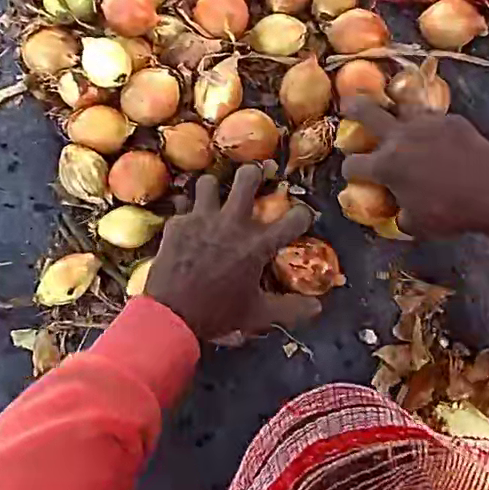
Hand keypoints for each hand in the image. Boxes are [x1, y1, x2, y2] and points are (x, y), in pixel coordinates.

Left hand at [144, 164, 321, 343]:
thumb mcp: (258, 314)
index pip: (295, 218)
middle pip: (248, 177)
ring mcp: (203, 219)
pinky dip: (186, 210)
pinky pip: (182, 204)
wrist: (171, 316)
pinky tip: (187, 220)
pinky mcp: (178, 223)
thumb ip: (291, 308)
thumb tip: (318, 307)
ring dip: (213, 189)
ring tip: (213, 198)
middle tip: (254, 182)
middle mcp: (233, 223)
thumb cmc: (218, 314)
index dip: (303, 215)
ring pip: (209, 181)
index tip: (300, 217)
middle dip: (254, 173)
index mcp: (258, 244)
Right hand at [341, 99, 488, 242]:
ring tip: (394, 109)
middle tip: (348, 104)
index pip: (353, 164)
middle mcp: (399, 138)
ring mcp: (425, 124)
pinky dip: (429, 125)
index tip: (352, 172)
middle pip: (367, 114)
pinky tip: (436, 133)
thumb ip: (400, 216)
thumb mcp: (418, 225)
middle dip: (353, 108)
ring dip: (395, 108)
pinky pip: (433, 118)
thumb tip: (398, 214)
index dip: (349, 169)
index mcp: (385, 166)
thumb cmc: (451, 213)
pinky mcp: (450, 120)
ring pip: (402, 106)